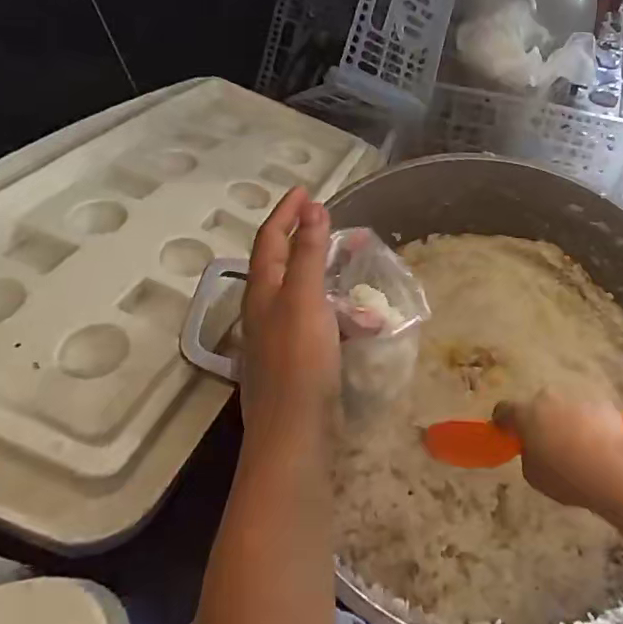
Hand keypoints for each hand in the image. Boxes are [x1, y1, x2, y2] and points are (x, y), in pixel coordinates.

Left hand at [240, 187, 339, 431]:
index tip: (306, 189)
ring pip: (301, 290)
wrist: (294, 434)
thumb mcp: (304, 300)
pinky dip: (336, 307)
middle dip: (305, 237)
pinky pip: (317, 318)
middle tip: (333, 222)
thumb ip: (306, 254)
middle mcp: (265, 309)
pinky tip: (360, 318)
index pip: (270, 239)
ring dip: (324, 272)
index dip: (286, 212)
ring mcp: (279, 335)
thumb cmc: (299, 362)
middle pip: (281, 262)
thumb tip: (311, 208)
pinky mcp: (297, 357)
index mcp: (262, 291)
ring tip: (354, 265)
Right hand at [493, 390, 622, 511]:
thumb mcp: (534, 475)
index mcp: (526, 414)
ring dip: (565, 421)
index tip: (505, 432)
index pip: (503, 409)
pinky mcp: (602, 403)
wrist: (616, 469)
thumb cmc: (567, 476)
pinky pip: (587, 413)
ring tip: (577, 448)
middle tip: (545, 443)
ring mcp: (577, 398)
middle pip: (537, 406)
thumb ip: (528, 456)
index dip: (502, 421)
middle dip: (538, 421)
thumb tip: (534, 448)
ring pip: (564, 408)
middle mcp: (549, 398)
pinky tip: (598, 446)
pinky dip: (588, 424)